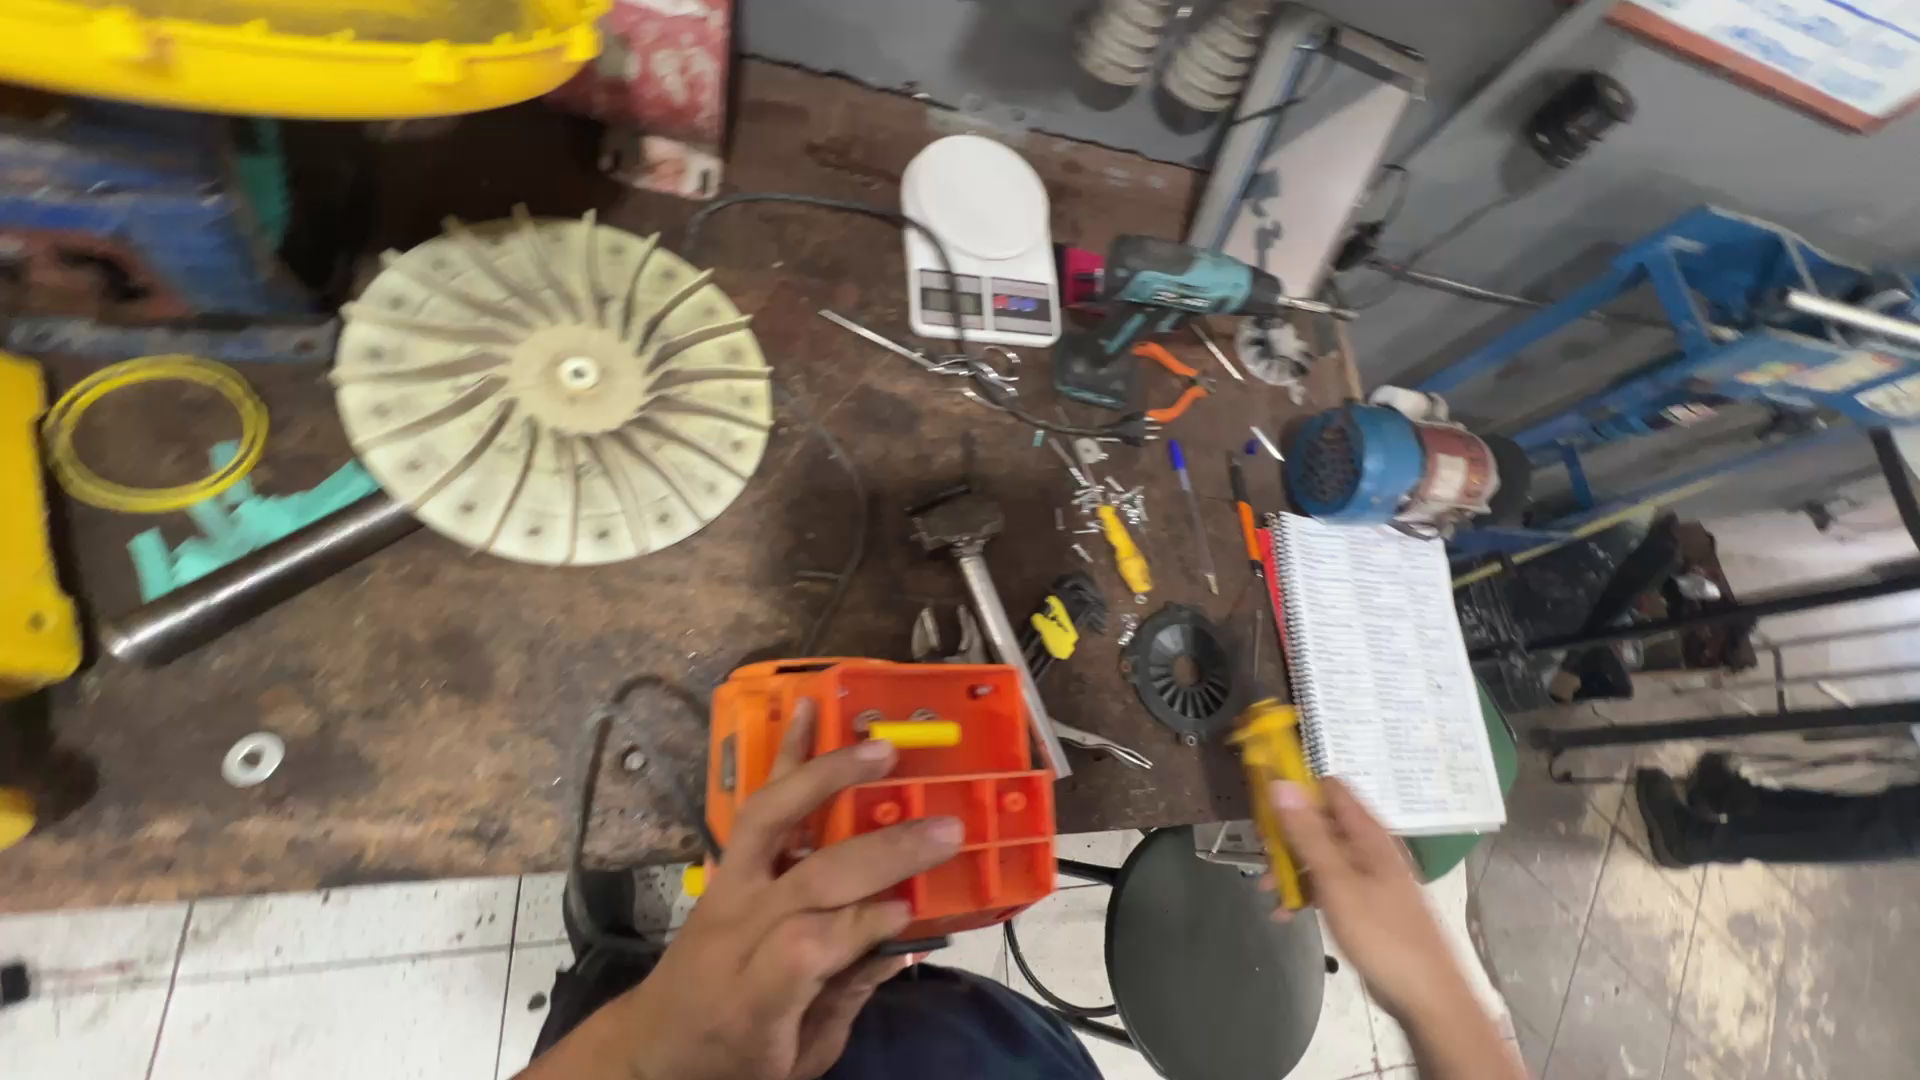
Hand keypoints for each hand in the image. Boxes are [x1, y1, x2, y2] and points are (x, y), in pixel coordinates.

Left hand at [525, 698, 962, 1079]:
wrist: (654, 1044)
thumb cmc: (734, 1062)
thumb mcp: (799, 1060)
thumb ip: (850, 997)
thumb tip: (905, 939)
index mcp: (755, 996)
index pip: (812, 946)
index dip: (866, 923)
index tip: (915, 905)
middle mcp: (738, 929)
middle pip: (811, 878)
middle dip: (883, 852)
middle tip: (944, 827)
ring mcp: (729, 884)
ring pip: (773, 818)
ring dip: (831, 777)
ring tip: (881, 749)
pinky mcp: (727, 861)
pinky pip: (757, 801)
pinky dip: (786, 755)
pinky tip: (807, 712)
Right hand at [1266, 778, 1468, 1021]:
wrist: (1428, 999)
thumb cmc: (1382, 935)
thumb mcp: (1336, 881)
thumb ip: (1306, 832)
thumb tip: (1280, 782)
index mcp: (1367, 834)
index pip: (1328, 788)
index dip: (1296, 786)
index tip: (1264, 800)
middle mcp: (1368, 847)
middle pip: (1319, 821)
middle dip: (1286, 833)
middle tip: (1261, 852)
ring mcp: (1368, 875)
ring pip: (1320, 854)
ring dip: (1291, 866)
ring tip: (1266, 888)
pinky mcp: (1366, 902)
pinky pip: (1328, 882)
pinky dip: (1306, 891)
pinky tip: (1286, 911)